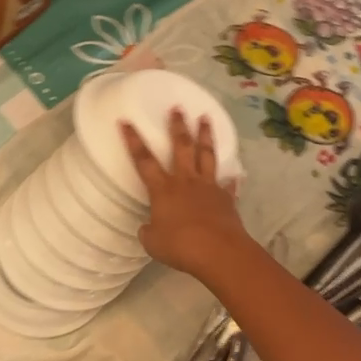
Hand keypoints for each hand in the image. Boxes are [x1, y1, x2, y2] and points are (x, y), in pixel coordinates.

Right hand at [122, 110, 256, 280]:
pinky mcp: (227, 199)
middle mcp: (186, 182)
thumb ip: (149, 231)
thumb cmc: (180, 246)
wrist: (219, 252)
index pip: (143, 161)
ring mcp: (209, 188)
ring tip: (206, 118)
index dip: (133, 141)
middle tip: (177, 107)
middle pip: (181, 147)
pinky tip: (234, 176)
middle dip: (178, 126)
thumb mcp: (153, 243)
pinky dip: (230, 181)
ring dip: (206, 136)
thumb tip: (148, 228)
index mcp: (163, 190)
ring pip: (207, 156)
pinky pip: (228, 187)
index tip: (126, 121)